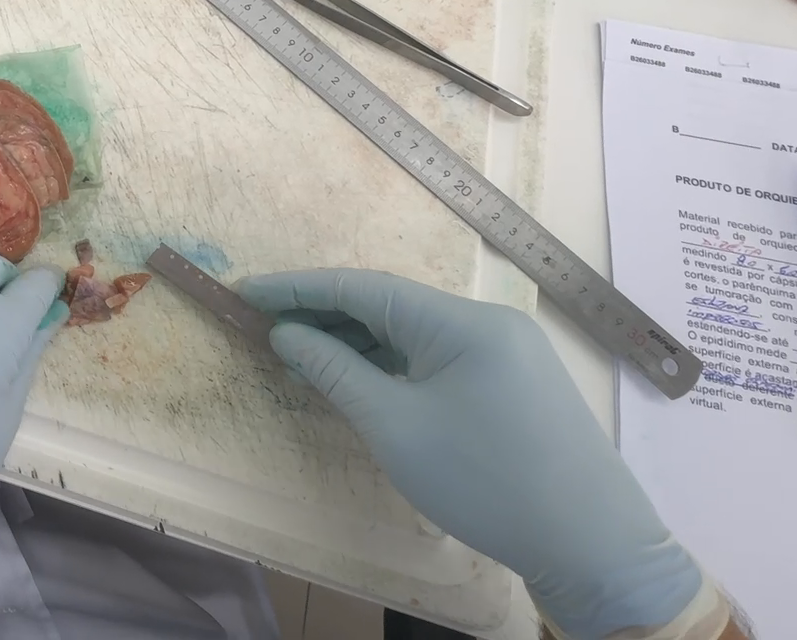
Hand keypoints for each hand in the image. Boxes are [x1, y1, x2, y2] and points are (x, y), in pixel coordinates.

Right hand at [237, 269, 702, 639]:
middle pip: (382, 301)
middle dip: (318, 310)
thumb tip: (283, 333)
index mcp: (460, 322)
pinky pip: (427, 350)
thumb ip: (330, 367)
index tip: (243, 290)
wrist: (599, 555)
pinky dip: (382, 356)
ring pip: (404, 326)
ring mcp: (500, 348)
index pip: (358, 287)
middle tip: (262, 321)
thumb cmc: (485, 481)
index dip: (294, 287)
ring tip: (297, 352)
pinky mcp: (505, 376)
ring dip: (348, 336)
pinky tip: (350, 372)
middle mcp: (483, 321)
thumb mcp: (391, 423)